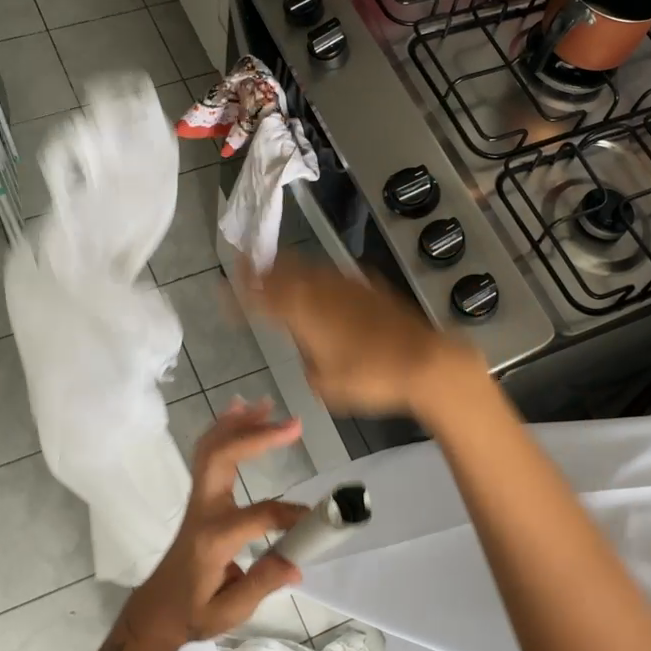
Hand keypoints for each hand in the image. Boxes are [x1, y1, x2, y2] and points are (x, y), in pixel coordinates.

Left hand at [128, 399, 308, 642]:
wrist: (157, 611)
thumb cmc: (193, 614)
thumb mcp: (229, 612)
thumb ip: (262, 585)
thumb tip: (296, 564)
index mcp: (213, 540)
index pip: (258, 515)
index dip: (290, 514)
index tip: (318, 518)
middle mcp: (203, 512)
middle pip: (221, 459)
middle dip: (255, 436)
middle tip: (293, 424)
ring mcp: (198, 501)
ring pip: (211, 450)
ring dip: (238, 424)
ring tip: (266, 404)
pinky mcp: (199, 499)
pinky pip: (208, 455)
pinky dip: (224, 430)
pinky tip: (239, 412)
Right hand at [242, 253, 483, 417]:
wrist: (425, 363)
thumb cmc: (369, 378)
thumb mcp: (324, 383)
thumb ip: (308, 360)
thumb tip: (311, 349)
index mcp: (301, 311)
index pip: (262, 296)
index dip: (241, 291)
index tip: (225, 287)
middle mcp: (321, 290)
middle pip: (284, 271)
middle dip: (262, 269)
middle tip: (245, 266)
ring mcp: (349, 285)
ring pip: (310, 269)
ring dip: (290, 269)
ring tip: (278, 271)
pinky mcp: (372, 288)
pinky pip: (336, 276)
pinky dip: (320, 277)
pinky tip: (323, 284)